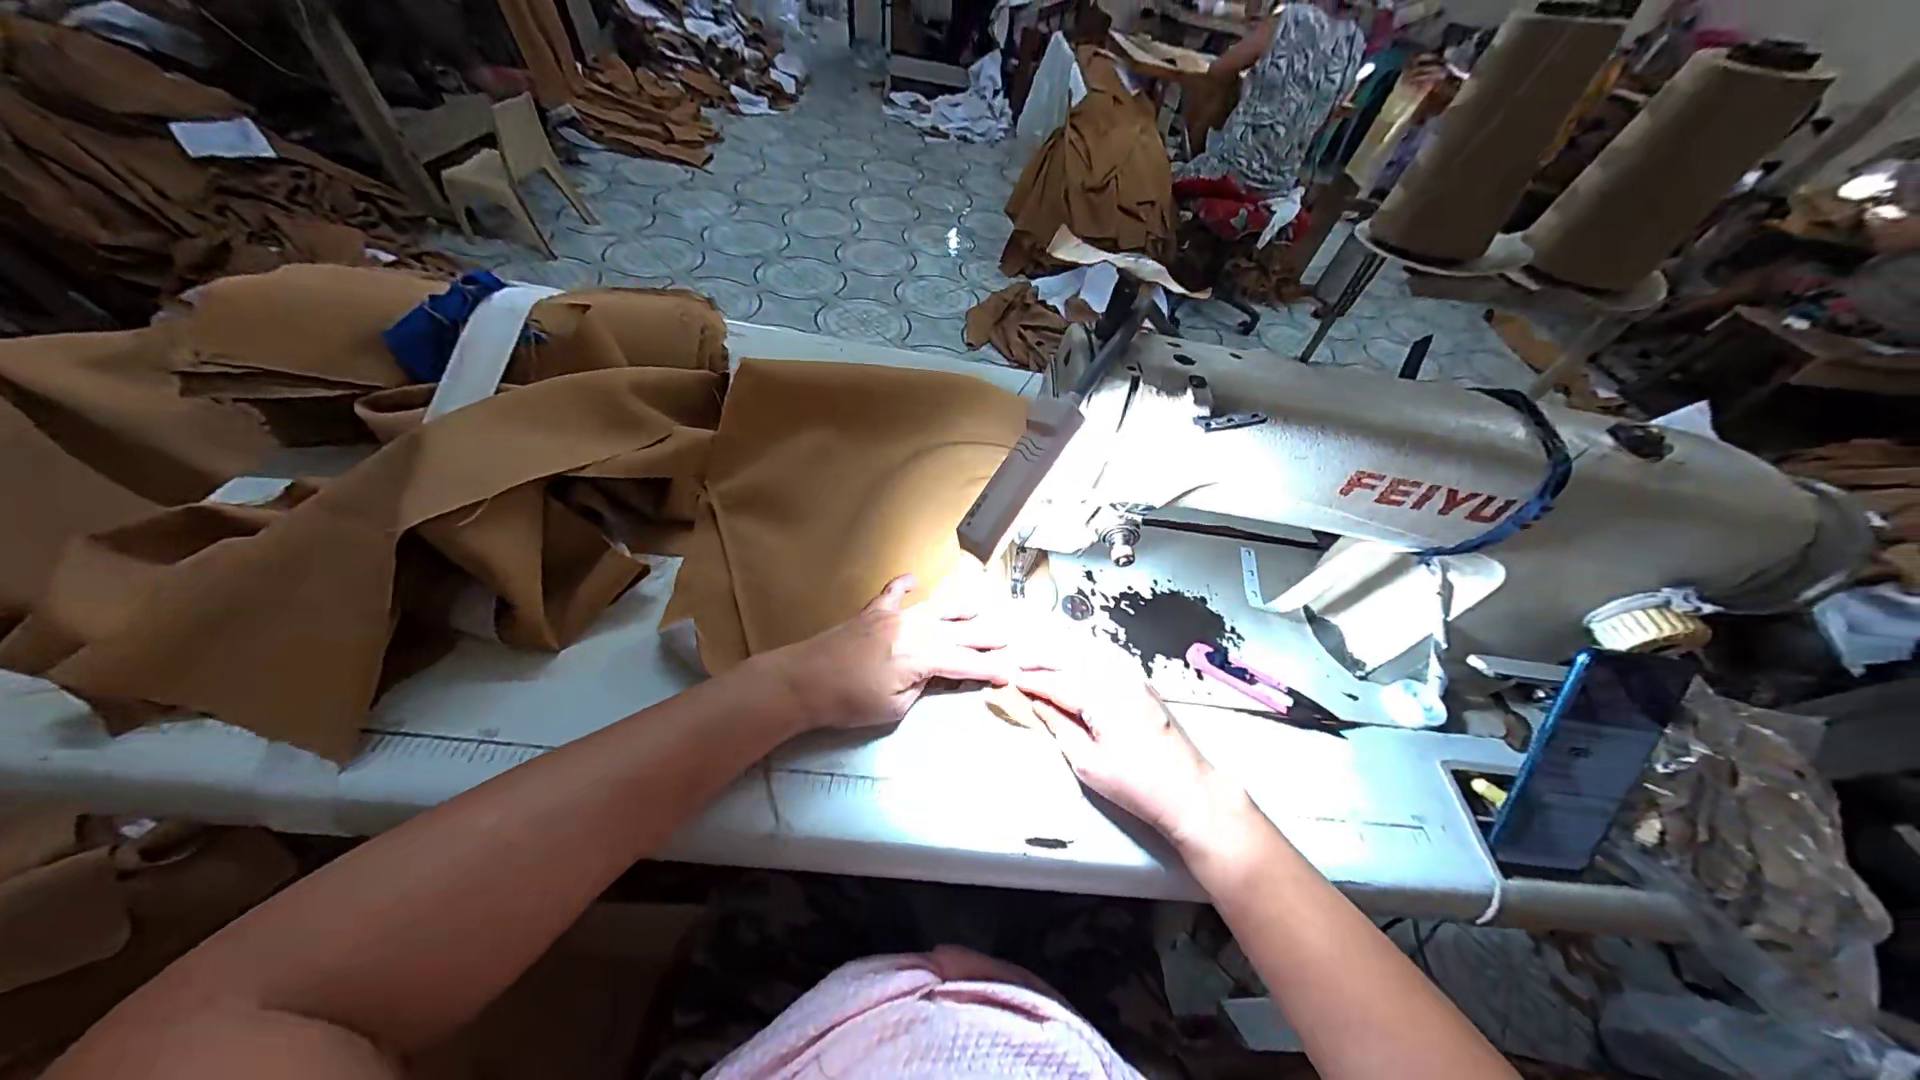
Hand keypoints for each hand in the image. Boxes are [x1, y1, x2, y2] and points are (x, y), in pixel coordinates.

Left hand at [758, 575, 1017, 731]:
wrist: (803, 679)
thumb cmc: (848, 702)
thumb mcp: (894, 708)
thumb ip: (920, 687)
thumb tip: (930, 674)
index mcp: (921, 656)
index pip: (963, 662)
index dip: (988, 669)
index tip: (1008, 673)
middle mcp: (913, 629)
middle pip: (957, 632)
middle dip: (984, 636)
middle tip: (1007, 636)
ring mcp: (892, 617)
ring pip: (933, 608)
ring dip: (957, 607)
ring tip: (977, 605)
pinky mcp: (871, 613)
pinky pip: (892, 593)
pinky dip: (903, 585)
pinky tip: (915, 579)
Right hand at [1012, 633, 1256, 858]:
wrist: (1190, 791)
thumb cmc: (1137, 785)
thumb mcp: (1087, 763)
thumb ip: (1059, 726)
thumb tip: (1039, 704)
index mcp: (1101, 696)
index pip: (1056, 681)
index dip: (1031, 680)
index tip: (1011, 678)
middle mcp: (1118, 676)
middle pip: (1071, 656)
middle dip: (1042, 657)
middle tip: (1019, 661)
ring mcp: (1134, 676)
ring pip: (1089, 650)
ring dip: (1062, 650)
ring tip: (1039, 655)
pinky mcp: (1143, 682)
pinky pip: (1107, 655)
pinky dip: (1085, 651)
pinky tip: (1073, 655)